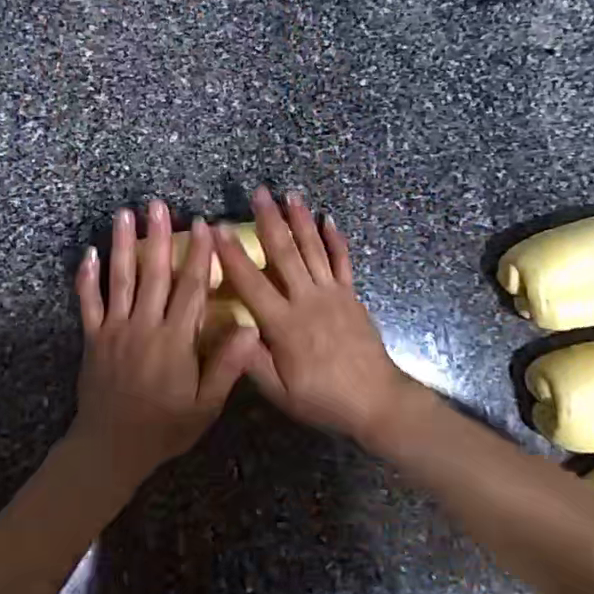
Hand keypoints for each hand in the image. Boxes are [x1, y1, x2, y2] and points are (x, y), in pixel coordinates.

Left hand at [69, 200, 257, 482]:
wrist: (112, 447)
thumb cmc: (165, 427)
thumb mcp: (205, 406)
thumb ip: (227, 366)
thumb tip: (250, 327)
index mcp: (175, 340)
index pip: (191, 289)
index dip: (199, 255)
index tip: (203, 226)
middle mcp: (144, 326)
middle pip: (153, 273)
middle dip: (158, 236)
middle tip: (159, 204)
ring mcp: (114, 330)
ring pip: (119, 279)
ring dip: (122, 245)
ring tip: (125, 214)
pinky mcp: (93, 338)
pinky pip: (87, 303)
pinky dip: (86, 277)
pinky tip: (88, 253)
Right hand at [213, 188, 425, 445]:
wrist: (376, 401)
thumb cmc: (323, 399)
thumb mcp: (280, 391)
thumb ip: (251, 360)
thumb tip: (226, 330)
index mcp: (284, 324)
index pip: (251, 282)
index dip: (231, 254)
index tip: (217, 227)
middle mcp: (307, 299)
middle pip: (284, 253)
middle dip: (269, 220)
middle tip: (258, 192)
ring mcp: (332, 294)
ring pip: (313, 249)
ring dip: (300, 219)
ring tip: (289, 194)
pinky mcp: (351, 296)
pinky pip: (343, 261)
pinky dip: (335, 239)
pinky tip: (328, 219)